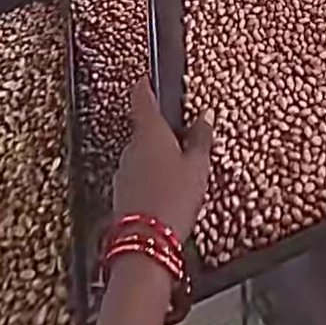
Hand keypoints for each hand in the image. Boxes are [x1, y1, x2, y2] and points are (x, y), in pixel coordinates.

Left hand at [110, 81, 213, 241]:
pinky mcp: (121, 195)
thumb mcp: (197, 165)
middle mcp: (131, 149)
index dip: (144, 86)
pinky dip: (151, 178)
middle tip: (184, 138)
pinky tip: (167, 192)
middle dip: (162, 132)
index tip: (145, 78)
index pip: (142, 100)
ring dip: (157, 157)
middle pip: (145, 131)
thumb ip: (201, 137)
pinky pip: (138, 177)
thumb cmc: (174, 197)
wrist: (146, 246)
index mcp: (150, 133)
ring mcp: (123, 173)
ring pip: (142, 156)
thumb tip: (205, 115)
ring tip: (180, 172)